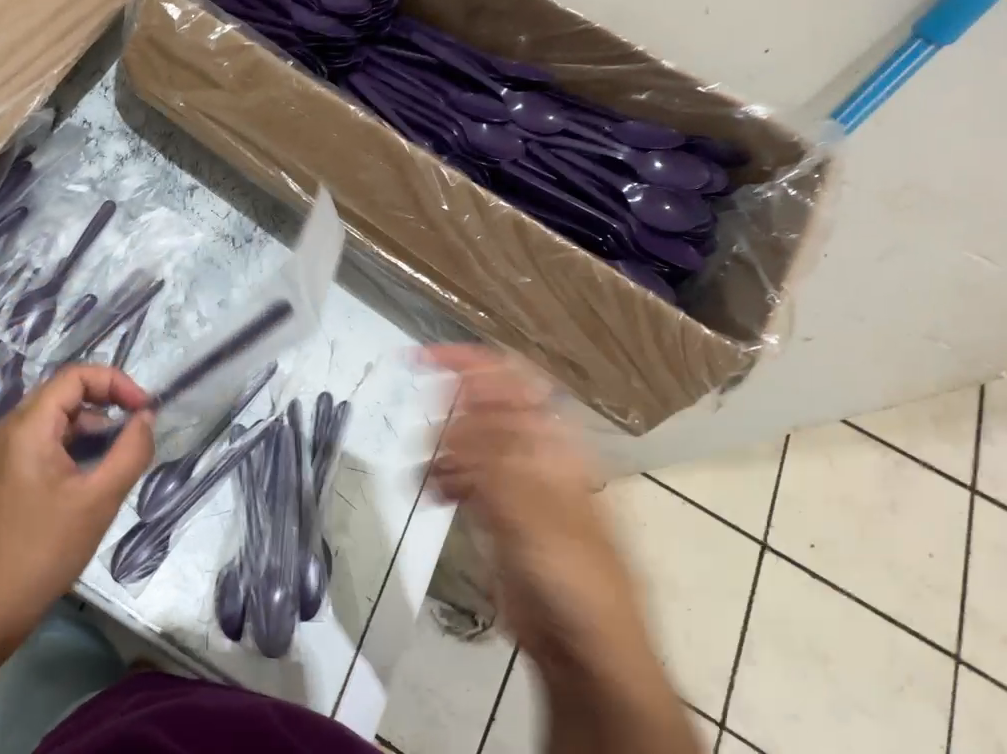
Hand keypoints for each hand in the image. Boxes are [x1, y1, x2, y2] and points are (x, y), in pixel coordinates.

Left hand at [0, 365, 154, 653]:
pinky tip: (95, 480)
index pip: (75, 376)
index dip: (116, 382)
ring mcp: (4, 453)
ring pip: (56, 422)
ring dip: (92, 430)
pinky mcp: (5, 476)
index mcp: (27, 425)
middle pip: (64, 395)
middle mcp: (11, 429)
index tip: (147, 409)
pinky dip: (75, 450)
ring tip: (123, 461)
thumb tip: (146, 418)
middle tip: (140, 434)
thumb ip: (129, 453)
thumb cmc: (42, 550)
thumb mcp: (98, 501)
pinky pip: (45, 445)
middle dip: (107, 405)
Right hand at [424, 345, 647, 671]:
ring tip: (428, 474)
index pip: (513, 381)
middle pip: (485, 408)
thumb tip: (451, 418)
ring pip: (469, 442)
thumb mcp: (534, 513)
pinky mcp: (500, 514)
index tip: (422, 357)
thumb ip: (492, 460)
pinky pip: (463, 477)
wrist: (585, 649)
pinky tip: (433, 492)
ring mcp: (518, 484)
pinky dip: (443, 476)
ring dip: (442, 448)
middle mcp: (536, 455)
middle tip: (424, 434)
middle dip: (449, 412)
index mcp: (555, 445)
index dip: (471, 362)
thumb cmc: (572, 578)